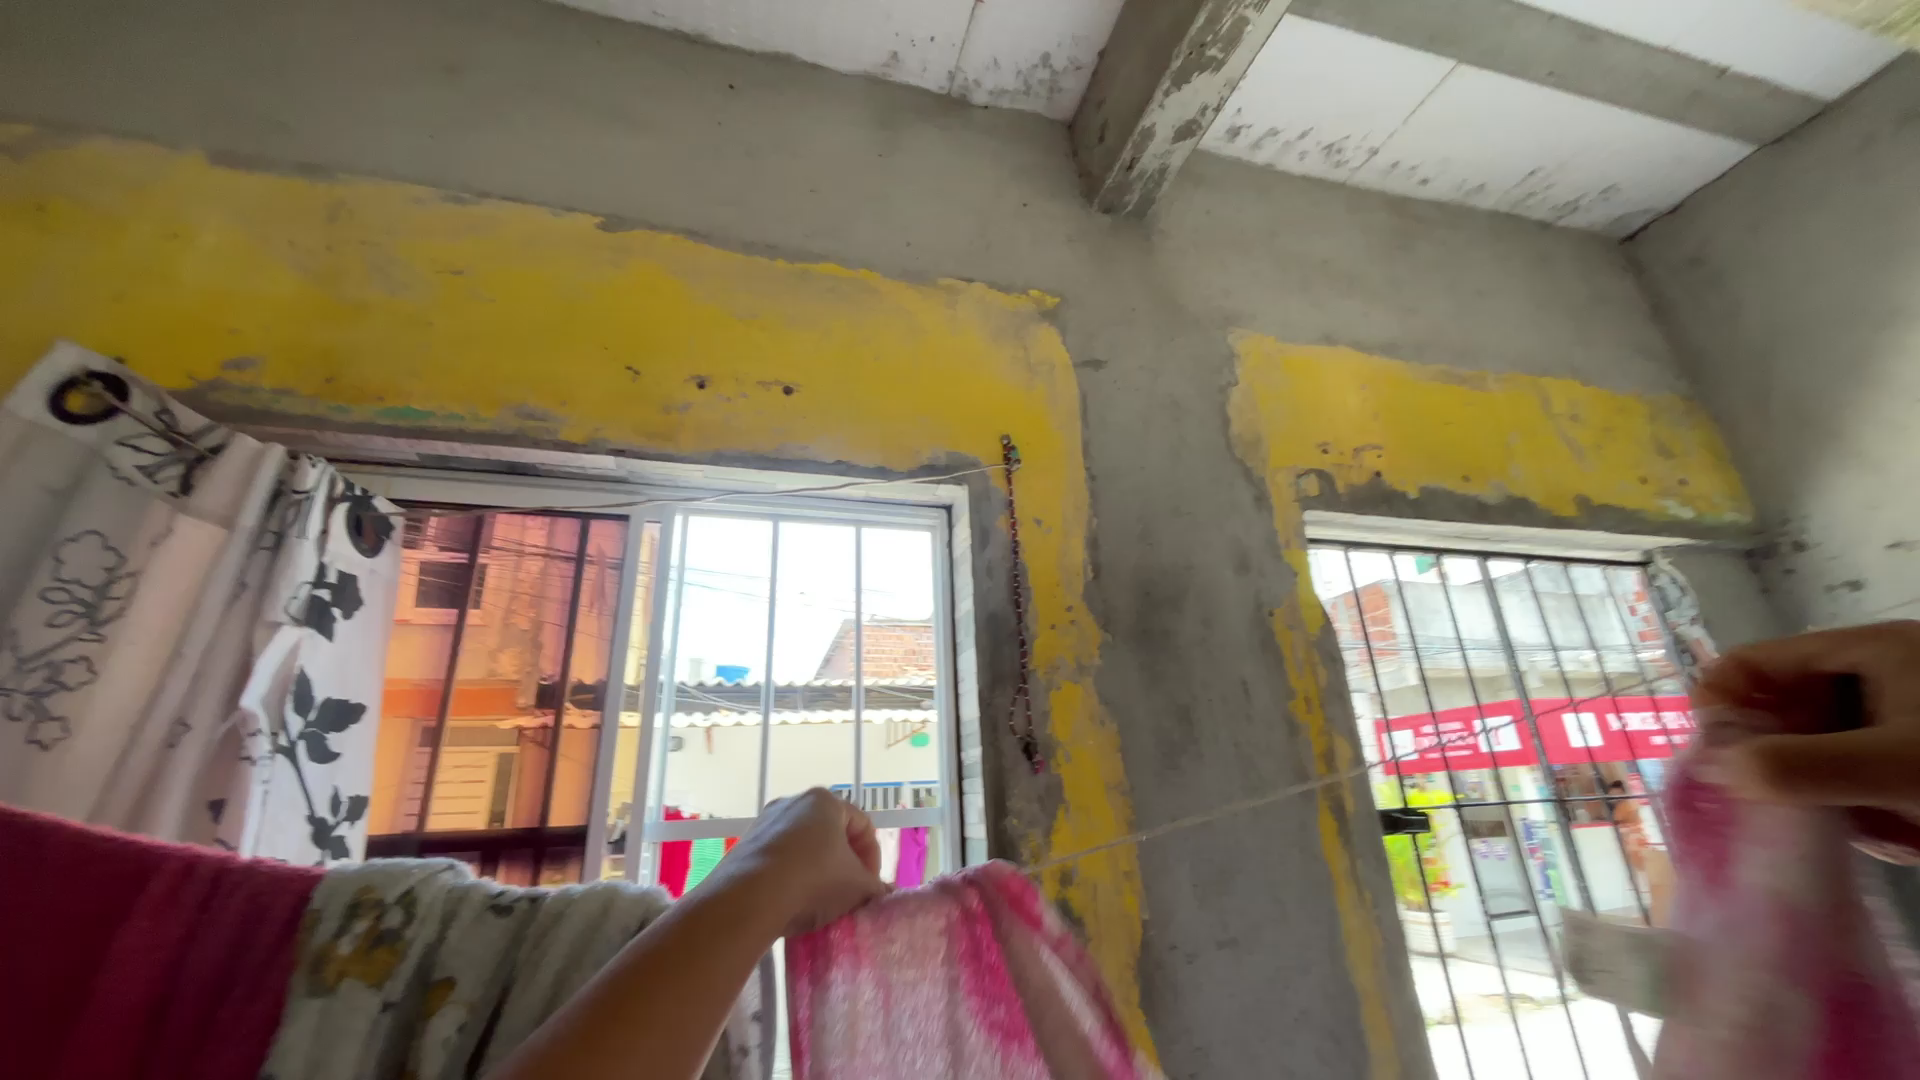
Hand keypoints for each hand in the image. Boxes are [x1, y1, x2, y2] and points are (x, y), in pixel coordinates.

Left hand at [701, 788, 888, 935]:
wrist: (748, 899)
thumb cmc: (813, 880)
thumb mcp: (857, 887)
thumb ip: (875, 888)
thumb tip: (883, 893)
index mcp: (825, 801)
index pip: (862, 824)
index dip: (873, 857)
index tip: (870, 885)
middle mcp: (793, 802)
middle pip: (831, 833)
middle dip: (843, 863)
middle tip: (848, 892)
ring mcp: (765, 822)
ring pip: (802, 847)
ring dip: (816, 870)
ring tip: (818, 901)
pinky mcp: (744, 845)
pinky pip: (777, 858)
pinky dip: (789, 876)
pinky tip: (790, 902)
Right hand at [1694, 621, 1919, 847]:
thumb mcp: (1901, 769)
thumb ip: (1797, 767)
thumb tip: (1712, 771)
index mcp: (1868, 649)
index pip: (1748, 663)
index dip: (1720, 705)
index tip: (1720, 759)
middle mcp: (1883, 673)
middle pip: (1785, 709)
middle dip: (1784, 762)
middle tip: (1794, 806)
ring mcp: (1911, 716)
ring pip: (1824, 748)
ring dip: (1831, 793)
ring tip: (1876, 828)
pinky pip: (1866, 773)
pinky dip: (1874, 808)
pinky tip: (1906, 833)